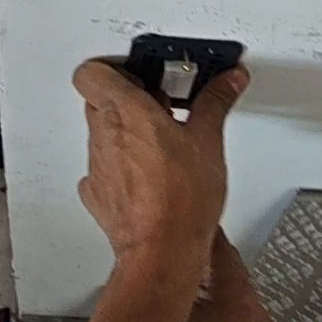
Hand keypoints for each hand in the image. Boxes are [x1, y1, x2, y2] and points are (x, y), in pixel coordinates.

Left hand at [73, 59, 248, 277]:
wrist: (163, 253)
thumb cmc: (181, 200)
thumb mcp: (209, 140)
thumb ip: (215, 102)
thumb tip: (228, 80)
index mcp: (126, 110)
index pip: (93, 71)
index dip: (115, 68)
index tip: (144, 75)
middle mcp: (104, 132)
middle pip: (99, 98)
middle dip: (127, 98)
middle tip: (159, 104)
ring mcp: (97, 164)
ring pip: (102, 132)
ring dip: (126, 131)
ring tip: (160, 141)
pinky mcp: (98, 192)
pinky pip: (102, 168)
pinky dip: (121, 166)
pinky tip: (148, 174)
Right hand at [159, 231, 275, 321]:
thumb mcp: (160, 311)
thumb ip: (166, 270)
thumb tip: (163, 236)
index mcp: (243, 305)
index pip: (218, 243)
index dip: (191, 225)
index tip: (175, 212)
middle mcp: (257, 320)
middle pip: (223, 263)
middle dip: (194, 252)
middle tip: (167, 240)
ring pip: (225, 283)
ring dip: (199, 275)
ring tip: (170, 270)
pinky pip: (227, 306)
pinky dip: (207, 298)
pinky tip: (181, 301)